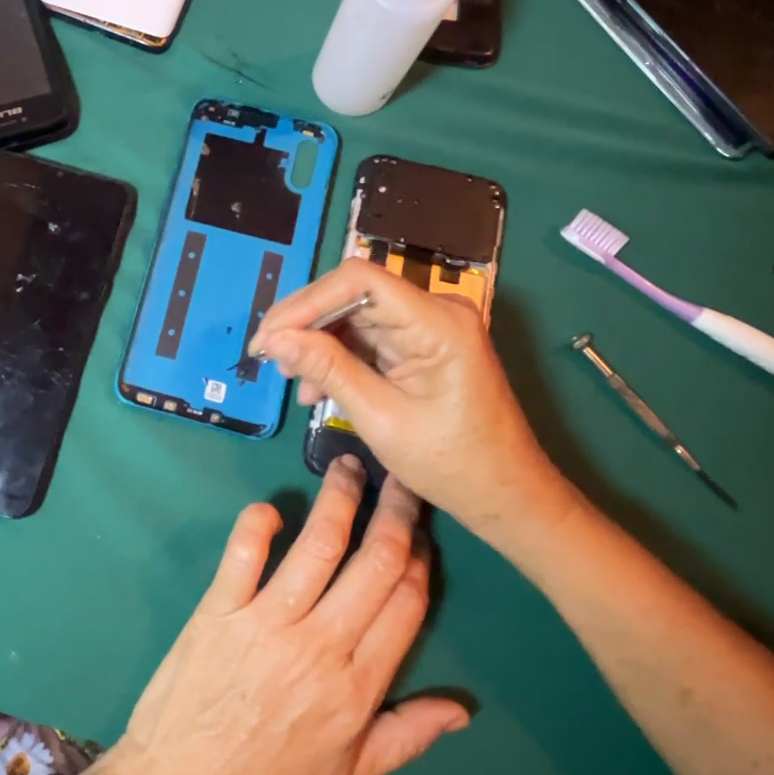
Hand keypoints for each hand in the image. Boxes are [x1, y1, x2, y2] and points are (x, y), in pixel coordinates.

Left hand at [39, 457, 466, 774]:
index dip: (420, 559)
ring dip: (338, 500)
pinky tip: (271, 506)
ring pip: (316, 547)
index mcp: (357, 686)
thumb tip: (464, 709)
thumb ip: (407, 736)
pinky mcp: (218, 611)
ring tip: (349, 468)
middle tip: (400, 478)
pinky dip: (256, 525)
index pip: (405, 603)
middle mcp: (319, 645)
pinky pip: (242, 556)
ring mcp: (266, 623)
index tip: (423, 531)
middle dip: (394, 513)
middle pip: (373, 563)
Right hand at [248, 258, 579, 551]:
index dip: (306, 302)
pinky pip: (369, 336)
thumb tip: (275, 339)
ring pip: (355, 315)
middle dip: (305, 324)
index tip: (269, 338)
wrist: (505, 493)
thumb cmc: (451, 463)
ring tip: (293, 381)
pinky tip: (317, 388)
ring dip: (318, 344)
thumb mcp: (380, 418)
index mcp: (436, 322)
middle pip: (353, 294)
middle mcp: (435, 310)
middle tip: (268, 359)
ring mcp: (429, 326)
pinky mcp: (422, 344)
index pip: (358, 281)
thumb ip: (328, 370)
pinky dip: (338, 357)